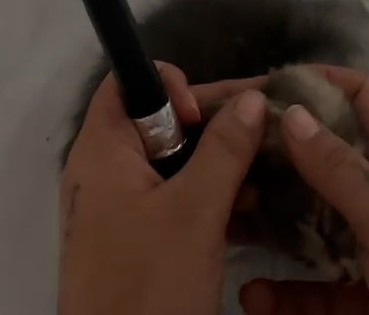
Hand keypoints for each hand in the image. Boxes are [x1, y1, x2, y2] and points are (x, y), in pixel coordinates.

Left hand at [59, 64, 267, 314]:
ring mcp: (122, 209)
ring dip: (218, 163)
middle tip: (262, 129)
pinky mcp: (139, 241)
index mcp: (102, 150)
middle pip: (159, 122)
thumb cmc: (149, 285)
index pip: (128, 84)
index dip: (169, 85)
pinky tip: (250, 207)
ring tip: (267, 168)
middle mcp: (106, 171)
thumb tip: (253, 98)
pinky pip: (175, 200)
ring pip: (173, 163)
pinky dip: (209, 197)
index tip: (204, 114)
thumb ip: (225, 149)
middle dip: (211, 123)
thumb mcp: (194, 213)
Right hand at [240, 68, 368, 314]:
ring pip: (312, 230)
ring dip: (272, 229)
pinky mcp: (363, 303)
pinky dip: (282, 296)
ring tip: (228, 224)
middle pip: (325, 166)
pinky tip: (251, 297)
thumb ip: (342, 170)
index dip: (331, 80)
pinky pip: (314, 294)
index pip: (366, 102)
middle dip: (281, 159)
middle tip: (230, 156)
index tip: (279, 80)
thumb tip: (291, 111)